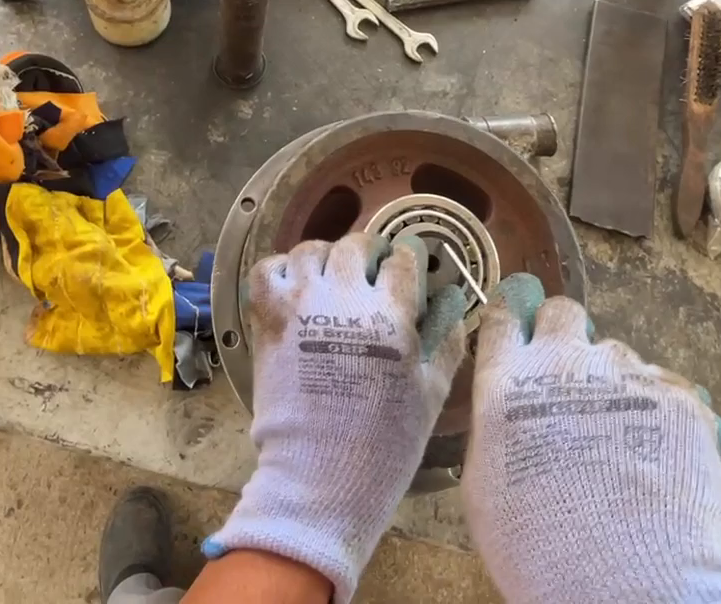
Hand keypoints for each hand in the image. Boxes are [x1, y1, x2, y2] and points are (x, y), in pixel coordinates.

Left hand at [206, 233, 467, 599]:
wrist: (318, 476)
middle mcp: (345, 298)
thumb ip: (446, 340)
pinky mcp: (269, 318)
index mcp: (391, 316)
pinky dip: (283, 271)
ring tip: (332, 279)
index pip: (402, 260)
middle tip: (371, 273)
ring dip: (326, 258)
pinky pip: (269, 270)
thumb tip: (451, 302)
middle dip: (369, 254)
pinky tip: (296, 288)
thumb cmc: (383, 441)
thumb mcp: (431, 393)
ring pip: (312, 250)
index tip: (405, 268)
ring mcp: (302, 304)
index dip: (407, 260)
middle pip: (356, 245)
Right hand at [462, 274, 720, 603]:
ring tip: (626, 441)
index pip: (504, 317)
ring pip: (618, 355)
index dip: (512, 317)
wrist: (627, 583)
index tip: (520, 327)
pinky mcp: (679, 398)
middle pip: (563, 313)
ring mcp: (626, 374)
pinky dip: (662, 415)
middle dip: (565, 334)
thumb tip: (511, 412)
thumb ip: (497, 429)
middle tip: (571, 377)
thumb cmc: (536, 543)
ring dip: (615, 383)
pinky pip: (667, 389)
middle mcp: (564, 361)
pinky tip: (664, 459)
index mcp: (508, 380)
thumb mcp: (485, 485)